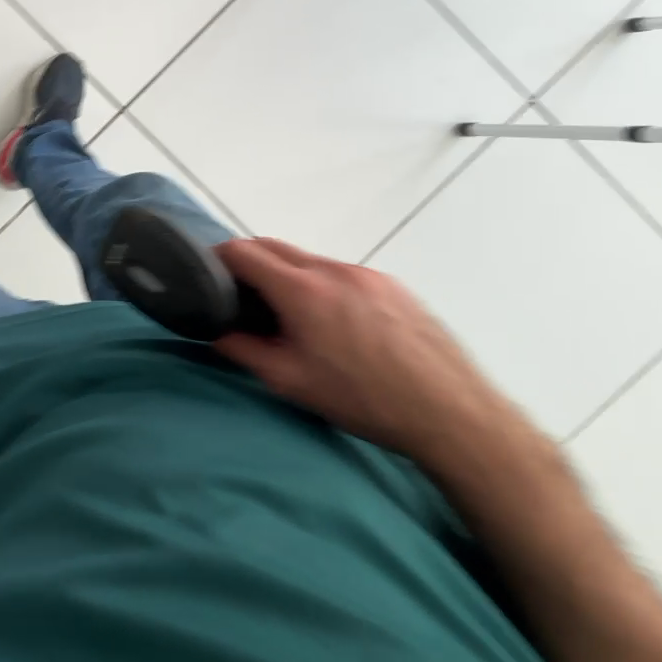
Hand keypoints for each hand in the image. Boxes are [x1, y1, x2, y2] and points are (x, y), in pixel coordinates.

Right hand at [211, 238, 518, 464]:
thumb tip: (215, 331)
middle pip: (272, 246)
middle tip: (237, 295)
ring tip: (287, 313)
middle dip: (247, 263)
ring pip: (308, 260)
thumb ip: (241, 349)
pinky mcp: (395, 286)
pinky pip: (341, 273)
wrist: (455, 416)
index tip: (205, 279)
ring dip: (286, 275)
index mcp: (301, 290)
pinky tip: (332, 321)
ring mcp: (368, 275)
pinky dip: (321, 285)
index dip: (215, 260)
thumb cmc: (363, 400)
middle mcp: (333, 270)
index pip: (242, 251)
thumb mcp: (288, 381)